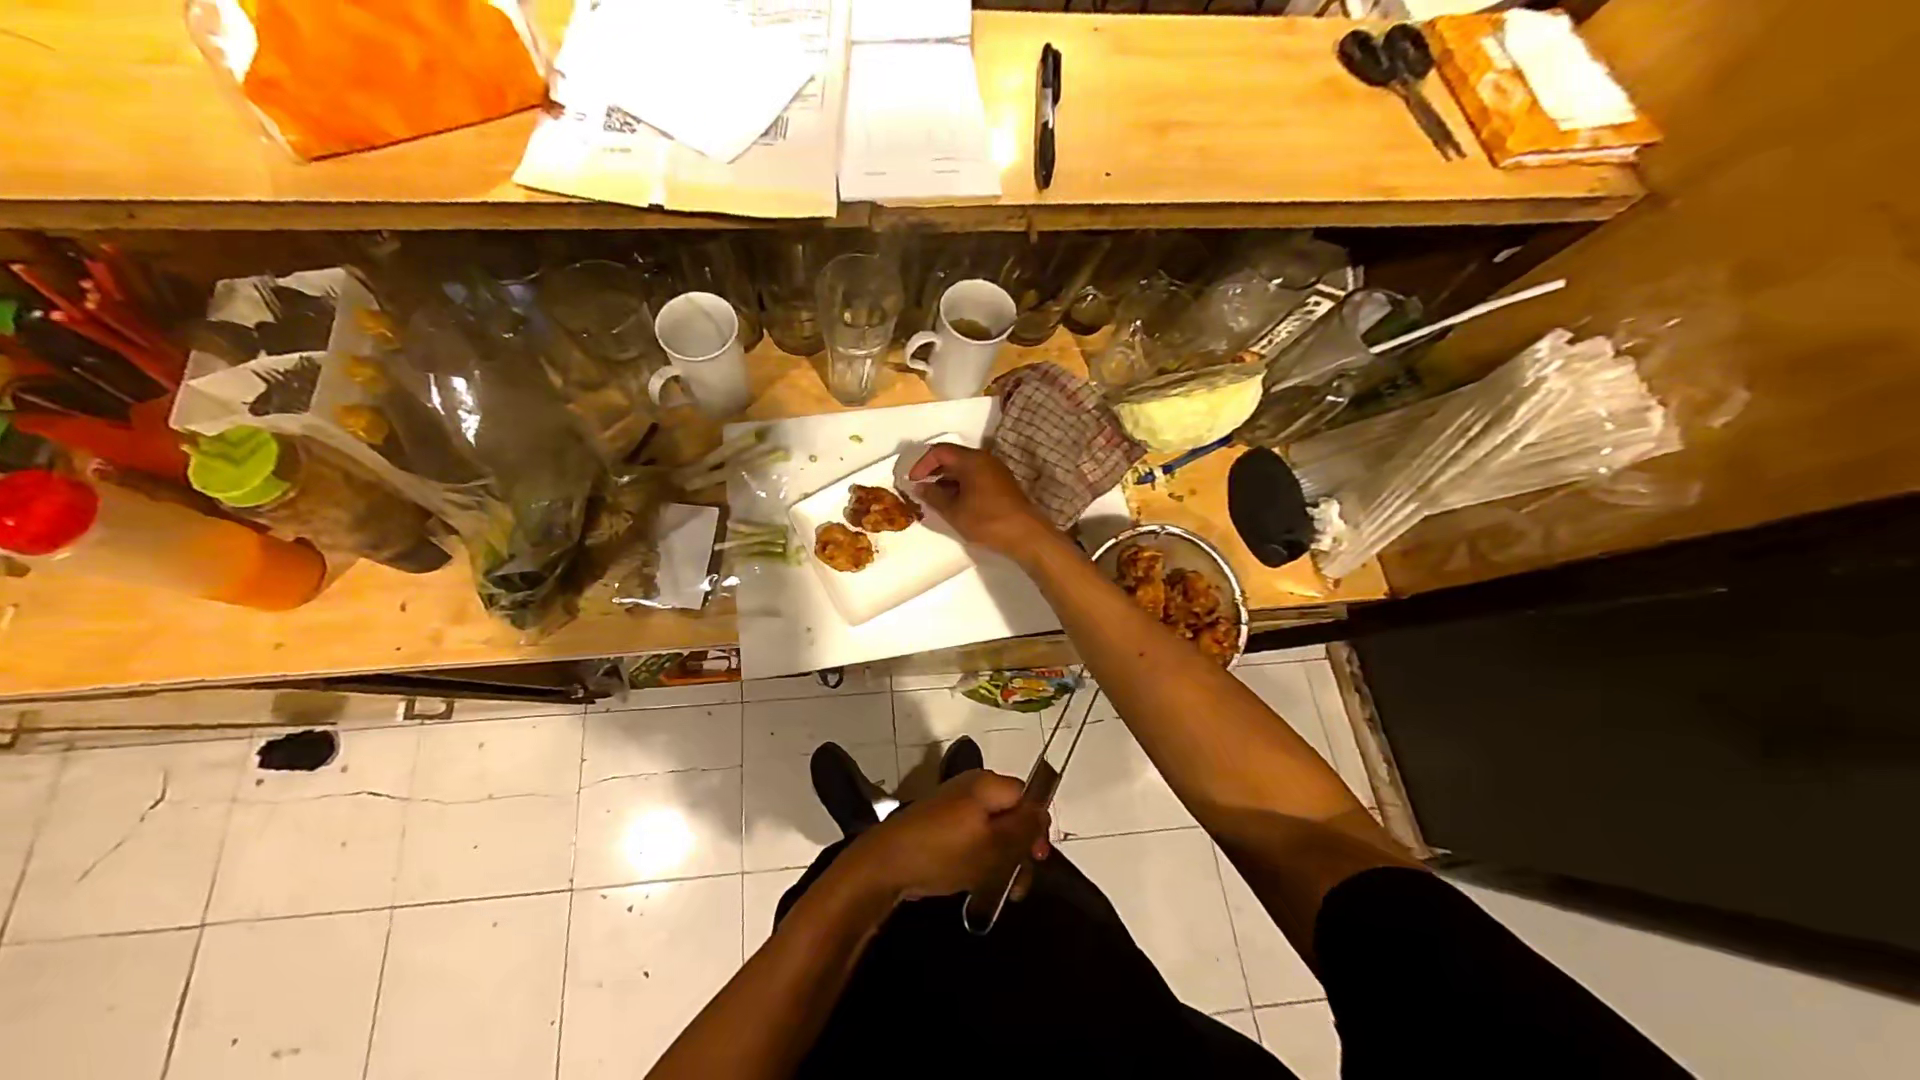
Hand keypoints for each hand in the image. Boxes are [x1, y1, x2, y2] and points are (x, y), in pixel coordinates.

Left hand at [839, 770, 1050, 901]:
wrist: (886, 864)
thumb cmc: (944, 853)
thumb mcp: (995, 846)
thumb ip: (1024, 829)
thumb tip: (1042, 813)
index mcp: (987, 784)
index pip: (1027, 796)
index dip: (1036, 827)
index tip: (1036, 859)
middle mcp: (971, 787)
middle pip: (1010, 814)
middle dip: (1019, 849)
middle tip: (1018, 884)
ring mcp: (953, 804)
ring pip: (992, 829)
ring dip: (1001, 858)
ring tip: (998, 889)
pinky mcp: (939, 823)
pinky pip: (971, 835)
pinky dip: (979, 857)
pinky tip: (976, 882)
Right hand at [907, 443, 1055, 557]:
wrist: (1026, 535)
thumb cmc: (987, 521)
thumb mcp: (954, 511)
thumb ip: (933, 496)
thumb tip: (919, 486)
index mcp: (972, 460)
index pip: (940, 451)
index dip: (922, 464)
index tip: (912, 481)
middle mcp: (984, 459)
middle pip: (952, 457)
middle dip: (933, 471)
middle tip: (920, 488)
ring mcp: (995, 471)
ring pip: (964, 468)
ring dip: (946, 480)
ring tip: (934, 498)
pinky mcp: (1001, 483)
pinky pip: (975, 477)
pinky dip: (960, 485)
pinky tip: (954, 502)